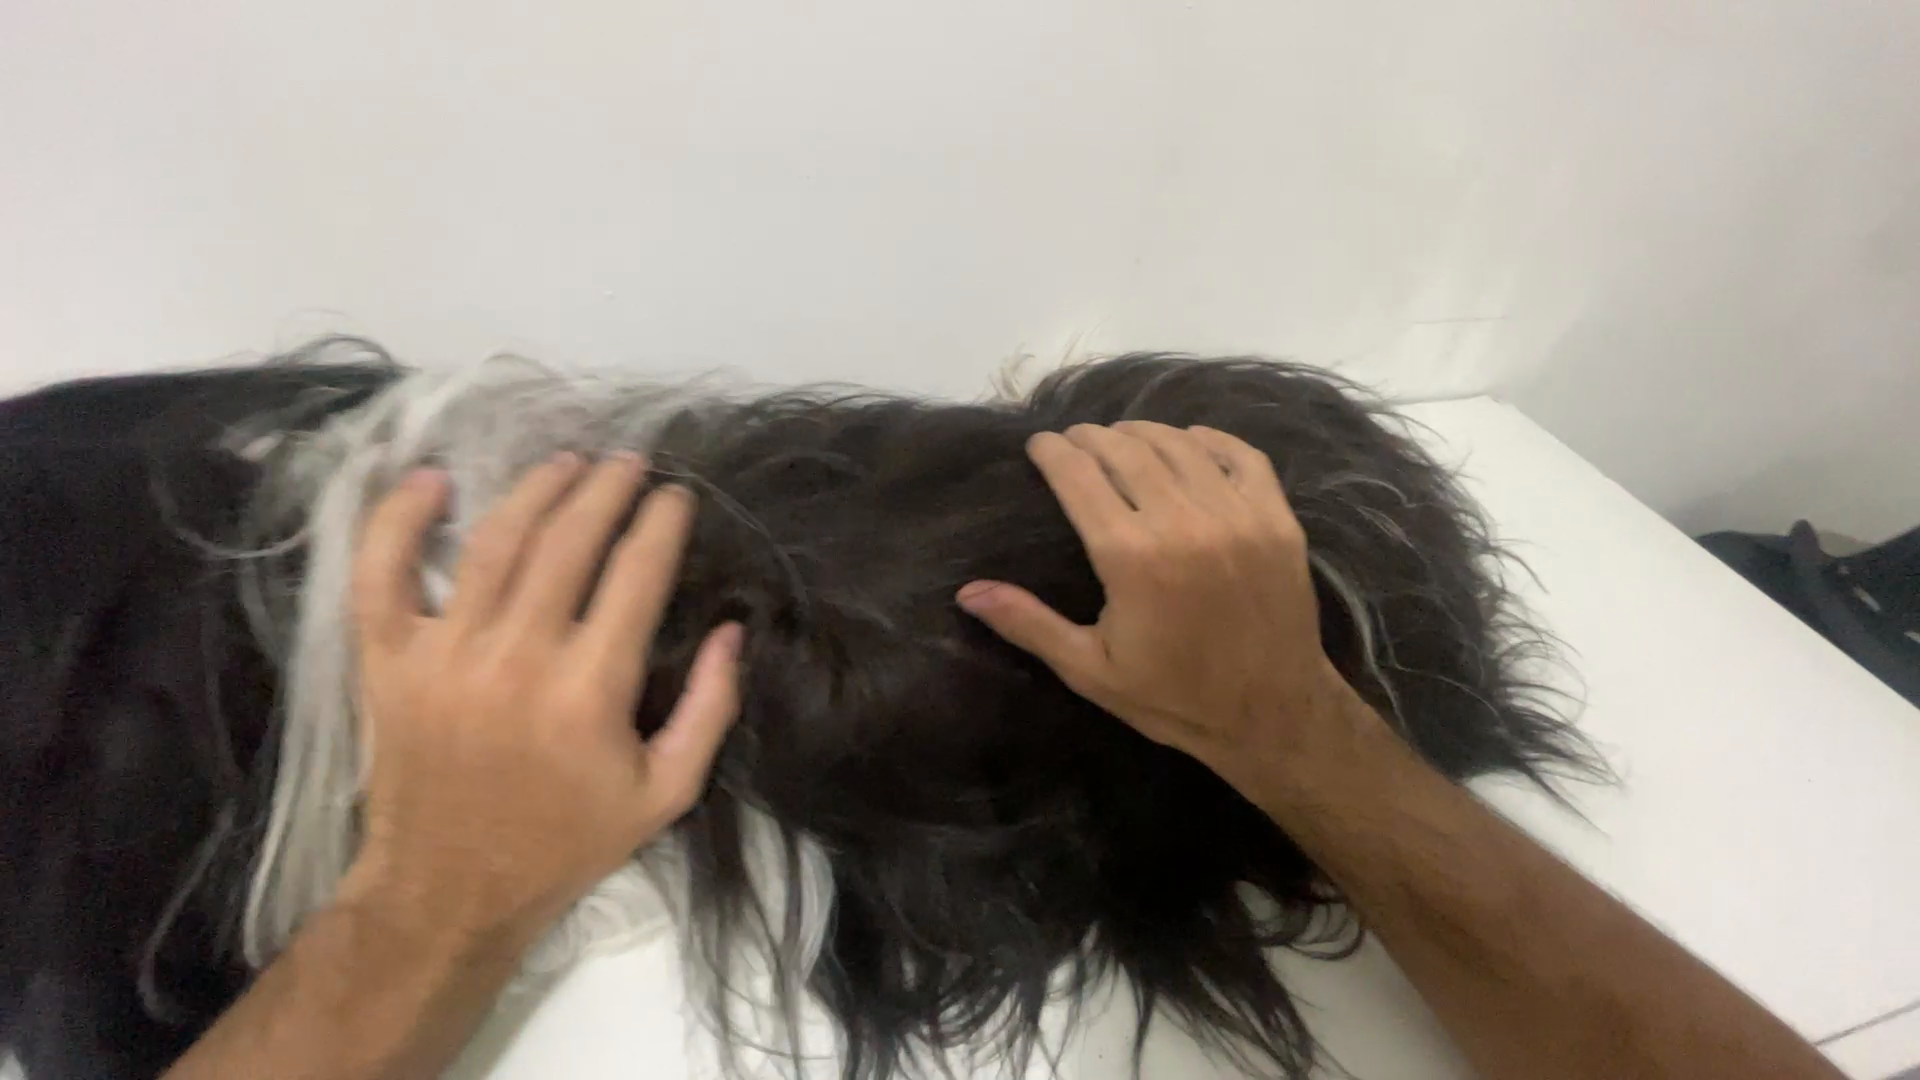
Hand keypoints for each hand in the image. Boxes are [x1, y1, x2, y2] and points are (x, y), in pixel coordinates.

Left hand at [340, 453, 741, 943]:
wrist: (448, 892)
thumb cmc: (570, 840)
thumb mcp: (670, 791)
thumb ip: (711, 707)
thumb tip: (729, 631)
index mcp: (590, 689)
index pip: (636, 575)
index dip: (661, 524)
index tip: (677, 495)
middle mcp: (517, 657)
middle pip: (568, 542)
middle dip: (608, 490)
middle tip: (633, 463)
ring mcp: (444, 654)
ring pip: (494, 543)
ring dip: (537, 490)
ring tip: (570, 462)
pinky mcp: (388, 662)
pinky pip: (380, 575)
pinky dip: (398, 520)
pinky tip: (429, 480)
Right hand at [956, 422, 1380, 801]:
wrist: (1274, 716)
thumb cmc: (1173, 697)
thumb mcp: (1090, 670)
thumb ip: (1029, 623)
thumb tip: (967, 592)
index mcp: (1131, 557)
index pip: (1079, 476)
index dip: (1053, 451)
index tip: (1038, 444)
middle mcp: (1184, 523)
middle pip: (1126, 449)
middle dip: (1091, 437)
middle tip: (1073, 440)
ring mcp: (1238, 516)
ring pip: (1179, 444)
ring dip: (1141, 432)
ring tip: (1120, 438)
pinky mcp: (1278, 520)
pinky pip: (1241, 455)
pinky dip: (1208, 439)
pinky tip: (1188, 440)